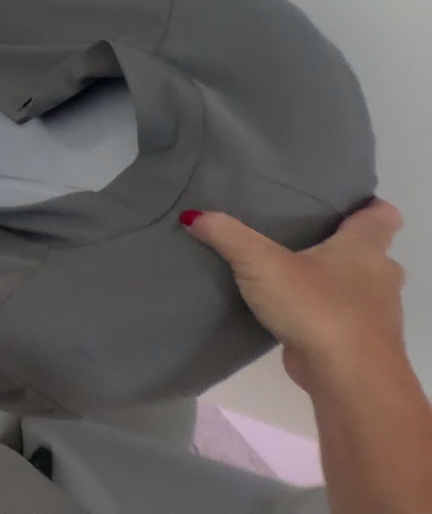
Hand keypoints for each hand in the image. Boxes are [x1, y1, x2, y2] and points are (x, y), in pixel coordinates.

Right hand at [185, 199, 406, 391]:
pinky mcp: (357, 338)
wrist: (349, 376)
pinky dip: (317, 303)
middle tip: (296, 230)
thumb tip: (193, 216)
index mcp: (363, 252)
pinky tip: (285, 303)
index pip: (380, 218)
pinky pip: (338, 309)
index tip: (344, 198)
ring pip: (354, 283)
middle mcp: (378, 278)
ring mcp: (372, 312)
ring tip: (282, 266)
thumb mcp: (258, 261)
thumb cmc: (316, 306)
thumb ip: (224, 233)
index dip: (367, 205)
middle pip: (368, 252)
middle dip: (339, 242)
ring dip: (327, 275)